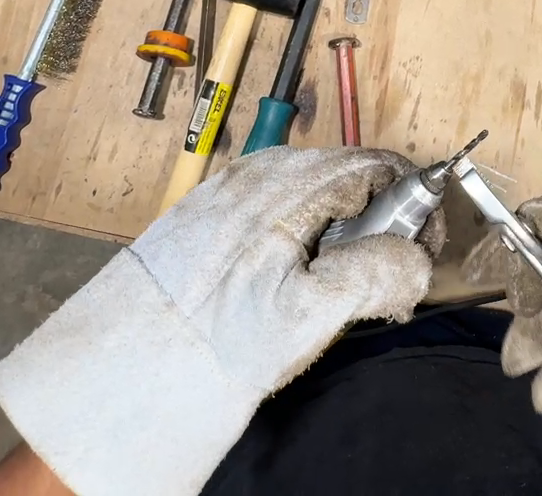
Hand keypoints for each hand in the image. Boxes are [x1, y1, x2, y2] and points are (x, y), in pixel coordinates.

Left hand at [0, 147, 436, 495]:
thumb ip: (374, 273)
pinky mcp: (212, 209)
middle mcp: (260, 171)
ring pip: (313, 190)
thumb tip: (417, 259)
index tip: (421, 246)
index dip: (411, 204)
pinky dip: (304, 231)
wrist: (120, 375)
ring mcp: (232, 186)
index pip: (377, 166)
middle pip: (347, 174)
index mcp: (289, 184)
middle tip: (384, 277)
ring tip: (337, 286)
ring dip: (342, 227)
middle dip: (379, 218)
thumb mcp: (309, 315)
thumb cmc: (215, 345)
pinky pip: (277, 205)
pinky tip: (292, 278)